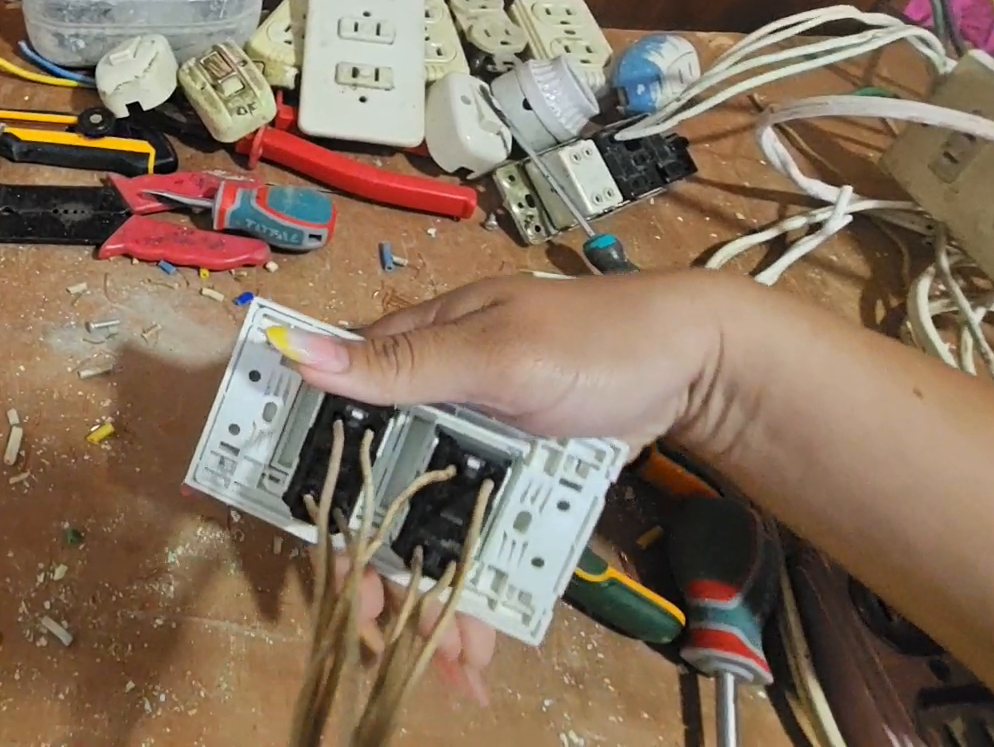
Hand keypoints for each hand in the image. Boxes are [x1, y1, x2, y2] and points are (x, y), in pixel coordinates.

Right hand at [274, 270, 754, 702]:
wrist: (696, 365)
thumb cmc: (588, 341)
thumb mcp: (493, 353)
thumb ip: (400, 362)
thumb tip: (297, 352)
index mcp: (402, 353)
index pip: (330, 413)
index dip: (310, 473)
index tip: (314, 540)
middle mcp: (420, 397)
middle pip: (375, 482)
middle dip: (374, 553)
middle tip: (377, 621)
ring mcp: (464, 437)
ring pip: (423, 515)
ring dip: (427, 582)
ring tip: (448, 650)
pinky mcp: (502, 468)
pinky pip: (472, 528)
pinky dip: (474, 578)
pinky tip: (482, 633)